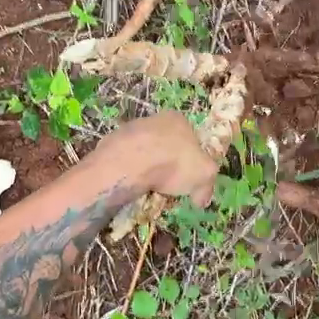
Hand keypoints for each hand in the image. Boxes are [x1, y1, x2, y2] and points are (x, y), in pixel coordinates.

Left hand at [96, 113, 217, 203]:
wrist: (131, 163)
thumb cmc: (174, 162)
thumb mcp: (205, 174)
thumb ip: (206, 185)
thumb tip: (201, 199)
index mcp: (179, 120)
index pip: (191, 139)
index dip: (192, 160)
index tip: (189, 179)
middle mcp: (155, 119)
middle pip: (167, 144)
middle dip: (169, 164)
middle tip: (169, 186)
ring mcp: (131, 130)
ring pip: (145, 151)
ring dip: (149, 167)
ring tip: (150, 188)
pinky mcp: (112, 143)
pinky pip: (128, 160)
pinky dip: (132, 171)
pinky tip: (134, 184)